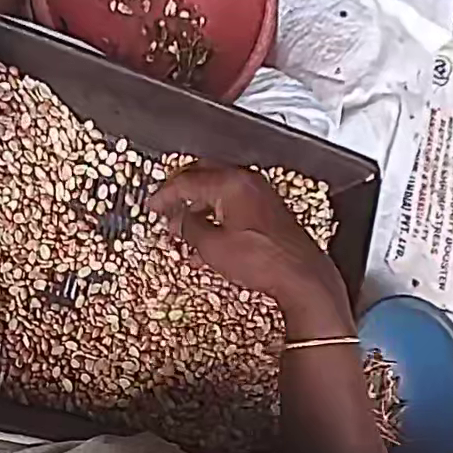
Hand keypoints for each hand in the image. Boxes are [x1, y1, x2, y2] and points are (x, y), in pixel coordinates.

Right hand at [147, 162, 348, 325]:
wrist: (300, 276)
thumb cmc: (260, 260)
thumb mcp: (213, 247)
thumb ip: (189, 228)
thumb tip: (177, 220)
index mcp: (230, 184)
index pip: (188, 180)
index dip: (165, 194)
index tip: (152, 206)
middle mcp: (247, 182)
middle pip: (204, 177)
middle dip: (181, 192)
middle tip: (165, 207)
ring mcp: (260, 195)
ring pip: (220, 191)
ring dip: (199, 205)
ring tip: (183, 226)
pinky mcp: (268, 211)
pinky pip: (234, 203)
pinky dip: (216, 214)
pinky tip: (208, 237)